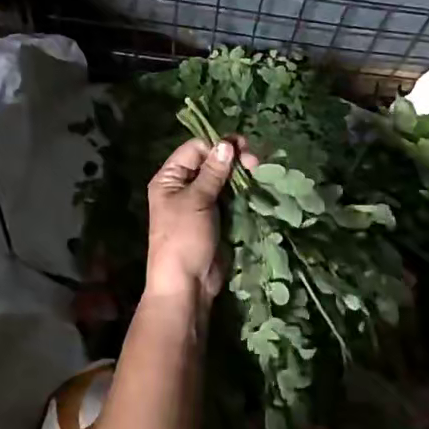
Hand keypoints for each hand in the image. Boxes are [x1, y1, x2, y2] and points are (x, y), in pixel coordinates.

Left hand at [145, 136, 256, 303]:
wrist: (187, 283)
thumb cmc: (184, 237)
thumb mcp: (197, 200)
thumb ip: (212, 172)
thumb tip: (225, 145)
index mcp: (169, 178)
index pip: (194, 149)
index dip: (217, 145)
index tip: (242, 145)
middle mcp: (183, 186)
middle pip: (209, 163)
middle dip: (231, 159)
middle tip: (255, 161)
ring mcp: (200, 202)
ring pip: (222, 180)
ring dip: (239, 175)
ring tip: (259, 171)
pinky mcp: (215, 218)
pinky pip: (229, 198)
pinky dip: (242, 192)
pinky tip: (257, 187)